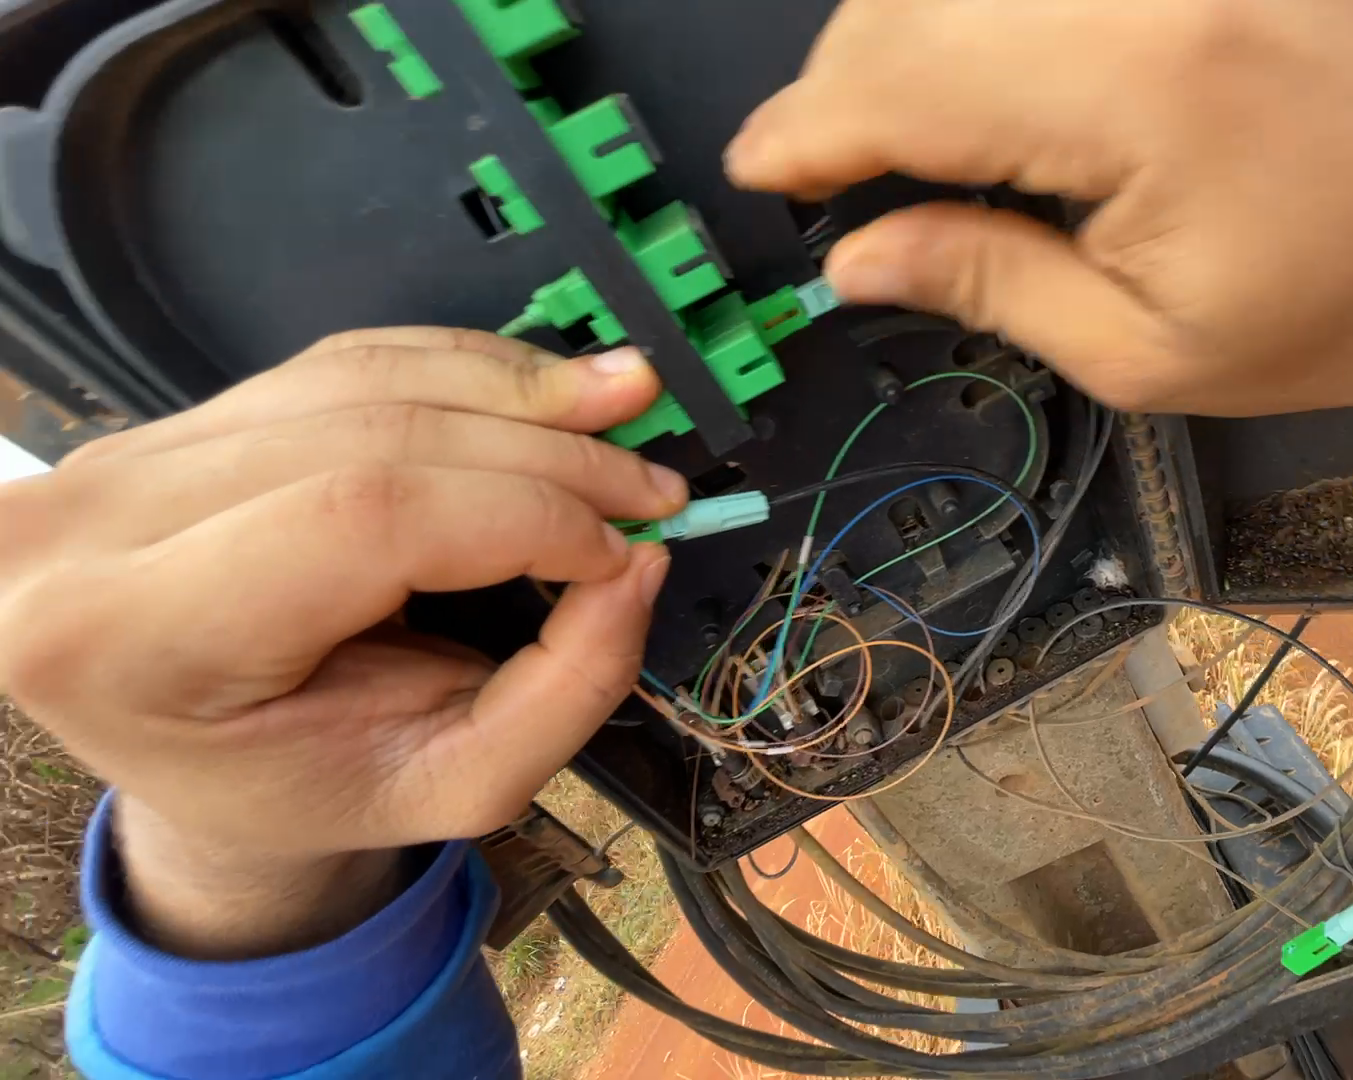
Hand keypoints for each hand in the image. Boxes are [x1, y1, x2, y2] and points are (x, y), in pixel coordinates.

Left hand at [0, 329, 684, 956]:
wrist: (225, 764)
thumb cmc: (335, 786)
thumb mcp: (472, 782)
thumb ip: (575, 686)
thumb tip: (644, 560)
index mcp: (138, 640)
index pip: (370, 518)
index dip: (528, 515)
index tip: (626, 550)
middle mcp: (99, 519)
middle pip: (385, 432)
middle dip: (557, 454)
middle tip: (659, 486)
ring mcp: (137, 449)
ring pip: (377, 375)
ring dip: (530, 389)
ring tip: (628, 403)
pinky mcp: (195, 417)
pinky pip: (362, 357)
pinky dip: (481, 368)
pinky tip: (554, 392)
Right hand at [727, 0, 1352, 451]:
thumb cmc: (1314, 325)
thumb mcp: (1132, 353)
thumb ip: (984, 284)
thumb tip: (854, 259)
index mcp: (1138, 91)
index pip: (911, 78)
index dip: (811, 127)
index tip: (755, 172)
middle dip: (841, 89)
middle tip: (825, 182)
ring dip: (897, 49)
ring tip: (884, 148)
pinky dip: (966, 22)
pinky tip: (967, 94)